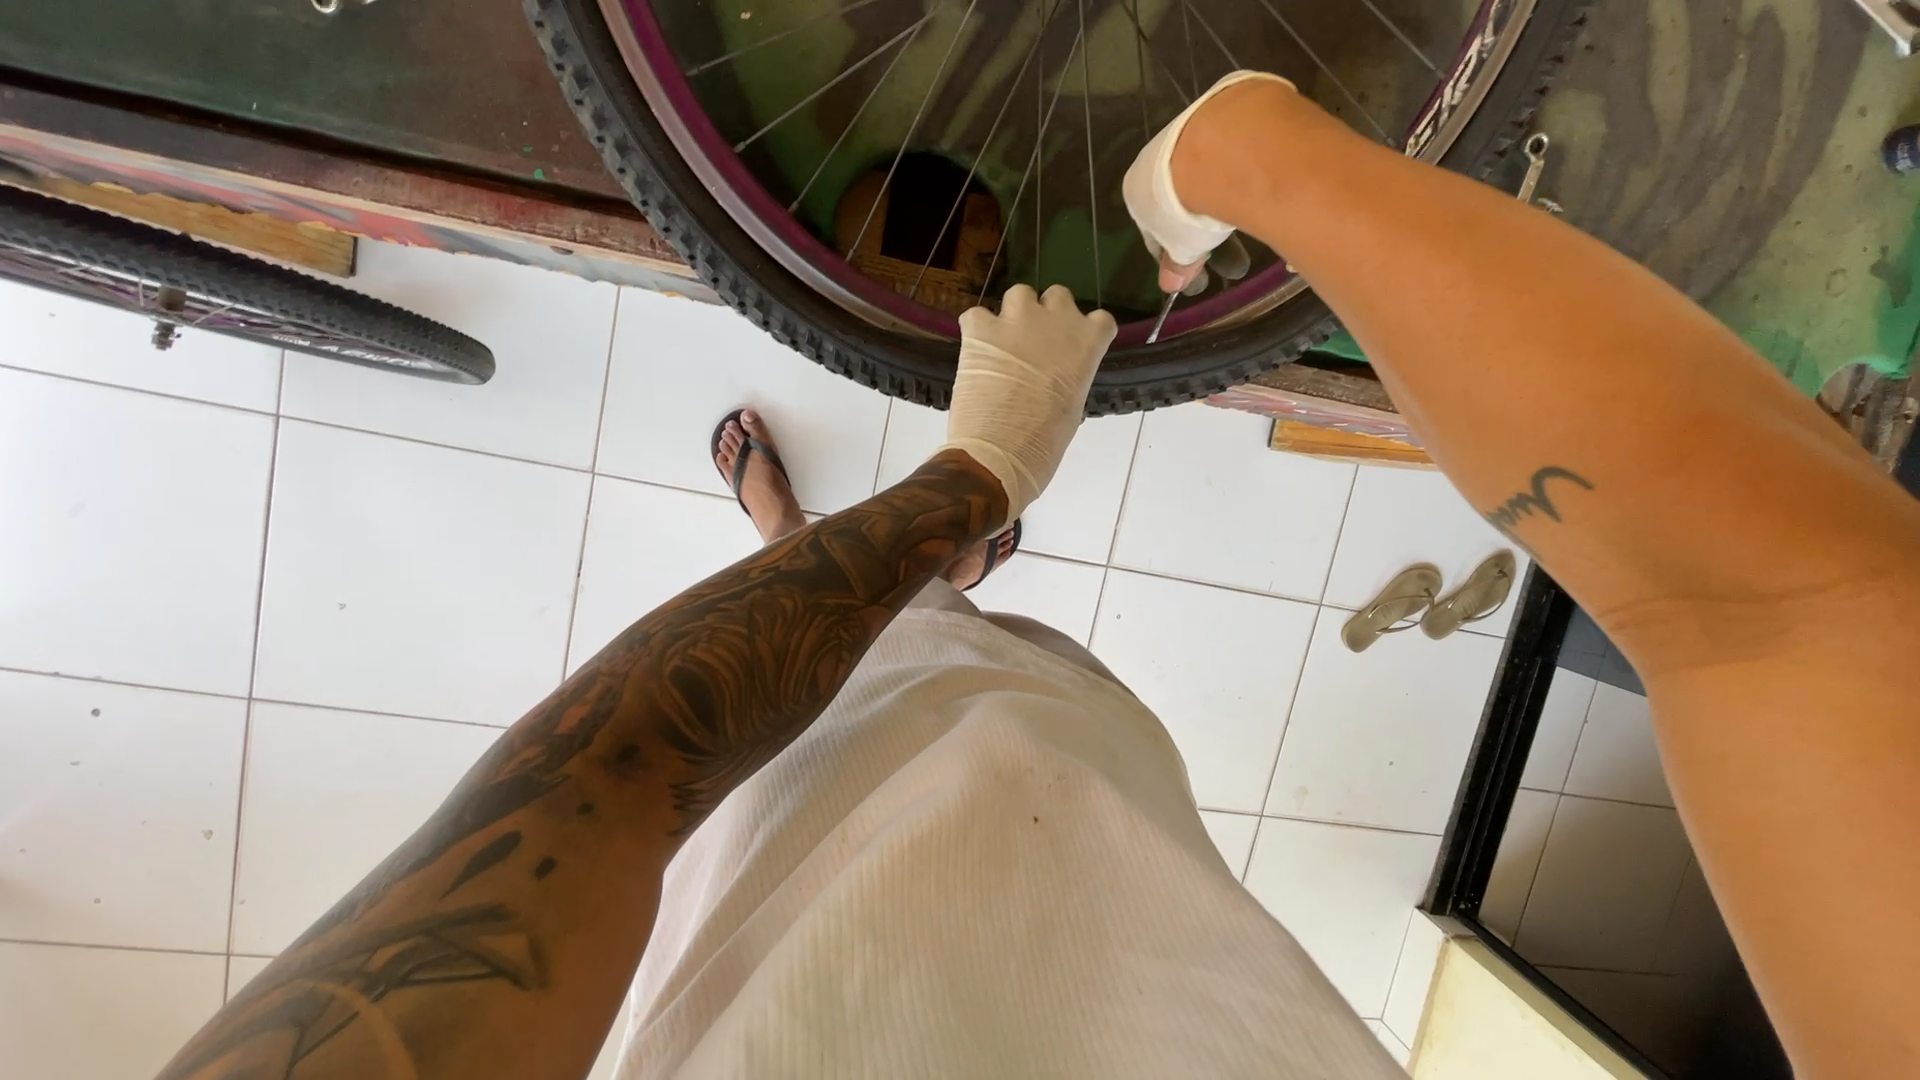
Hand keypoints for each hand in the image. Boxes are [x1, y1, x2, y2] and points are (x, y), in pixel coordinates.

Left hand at [939, 284, 1116, 523]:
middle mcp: (1057, 320)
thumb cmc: (1045, 444)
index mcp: (1088, 345)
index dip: (1086, 330)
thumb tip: (1054, 376)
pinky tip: (974, 353)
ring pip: (1018, 294)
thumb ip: (1069, 378)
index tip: (1073, 346)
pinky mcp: (980, 328)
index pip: (1101, 320)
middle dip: (1046, 314)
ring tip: (1002, 343)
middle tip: (1033, 343)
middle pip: (1058, 296)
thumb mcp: (1072, 407)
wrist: (1000, 453)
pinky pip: (976, 316)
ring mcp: (1017, 319)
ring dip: (1012, 314)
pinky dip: (975, 331)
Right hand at [1122, 70, 1293, 291]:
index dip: (1172, 240)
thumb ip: (1178, 264)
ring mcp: (1194, 120)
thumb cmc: (1188, 206)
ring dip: (1226, 180)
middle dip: (1201, 208)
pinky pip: (1238, 136)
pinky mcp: (1229, 100)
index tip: (1194, 252)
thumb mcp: (1184, 245)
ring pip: (1210, 158)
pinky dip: (1248, 153)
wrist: (1224, 148)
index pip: (1151, 217)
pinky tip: (1262, 170)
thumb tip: (1170, 286)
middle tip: (1225, 229)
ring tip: (1250, 202)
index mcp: (1138, 184)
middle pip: (1179, 185)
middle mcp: (1159, 149)